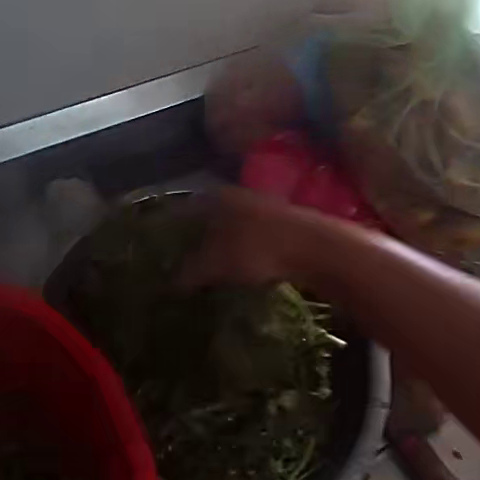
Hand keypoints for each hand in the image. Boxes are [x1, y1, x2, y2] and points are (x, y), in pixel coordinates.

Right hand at [186, 186, 351, 288]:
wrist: (315, 248)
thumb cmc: (256, 249)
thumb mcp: (215, 265)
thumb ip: (190, 272)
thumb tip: (170, 285)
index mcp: (215, 196)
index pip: (184, 210)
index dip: (172, 230)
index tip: (163, 250)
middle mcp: (236, 194)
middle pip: (208, 218)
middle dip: (197, 239)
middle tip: (183, 263)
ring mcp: (262, 206)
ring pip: (232, 226)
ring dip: (222, 246)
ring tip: (210, 271)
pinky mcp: (282, 224)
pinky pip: (251, 237)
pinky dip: (242, 251)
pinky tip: (240, 270)